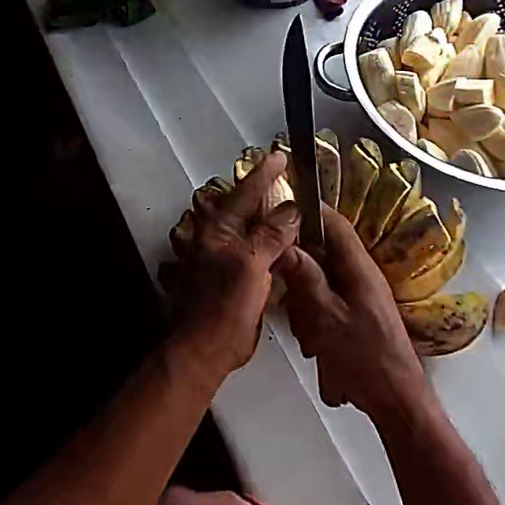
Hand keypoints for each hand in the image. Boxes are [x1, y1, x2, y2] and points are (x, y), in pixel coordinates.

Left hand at [163, 150, 300, 381]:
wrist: (210, 347)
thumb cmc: (221, 307)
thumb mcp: (251, 263)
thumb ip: (272, 234)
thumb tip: (292, 211)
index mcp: (218, 230)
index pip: (245, 193)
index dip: (265, 174)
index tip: (281, 157)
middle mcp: (220, 240)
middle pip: (249, 208)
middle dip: (270, 194)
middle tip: (290, 180)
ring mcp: (229, 259)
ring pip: (256, 230)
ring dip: (275, 220)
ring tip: (295, 210)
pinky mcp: (239, 278)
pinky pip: (261, 252)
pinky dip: (276, 245)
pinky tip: (290, 245)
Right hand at [274, 207, 431, 424]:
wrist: (395, 398)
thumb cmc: (365, 358)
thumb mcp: (326, 317)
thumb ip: (305, 278)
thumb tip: (286, 243)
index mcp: (359, 267)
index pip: (333, 223)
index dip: (307, 212)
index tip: (278, 214)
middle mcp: (361, 275)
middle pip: (322, 252)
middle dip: (299, 269)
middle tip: (287, 293)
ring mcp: (360, 295)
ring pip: (320, 280)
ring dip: (306, 300)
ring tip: (307, 330)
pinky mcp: (356, 315)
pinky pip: (327, 303)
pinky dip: (315, 317)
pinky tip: (314, 343)